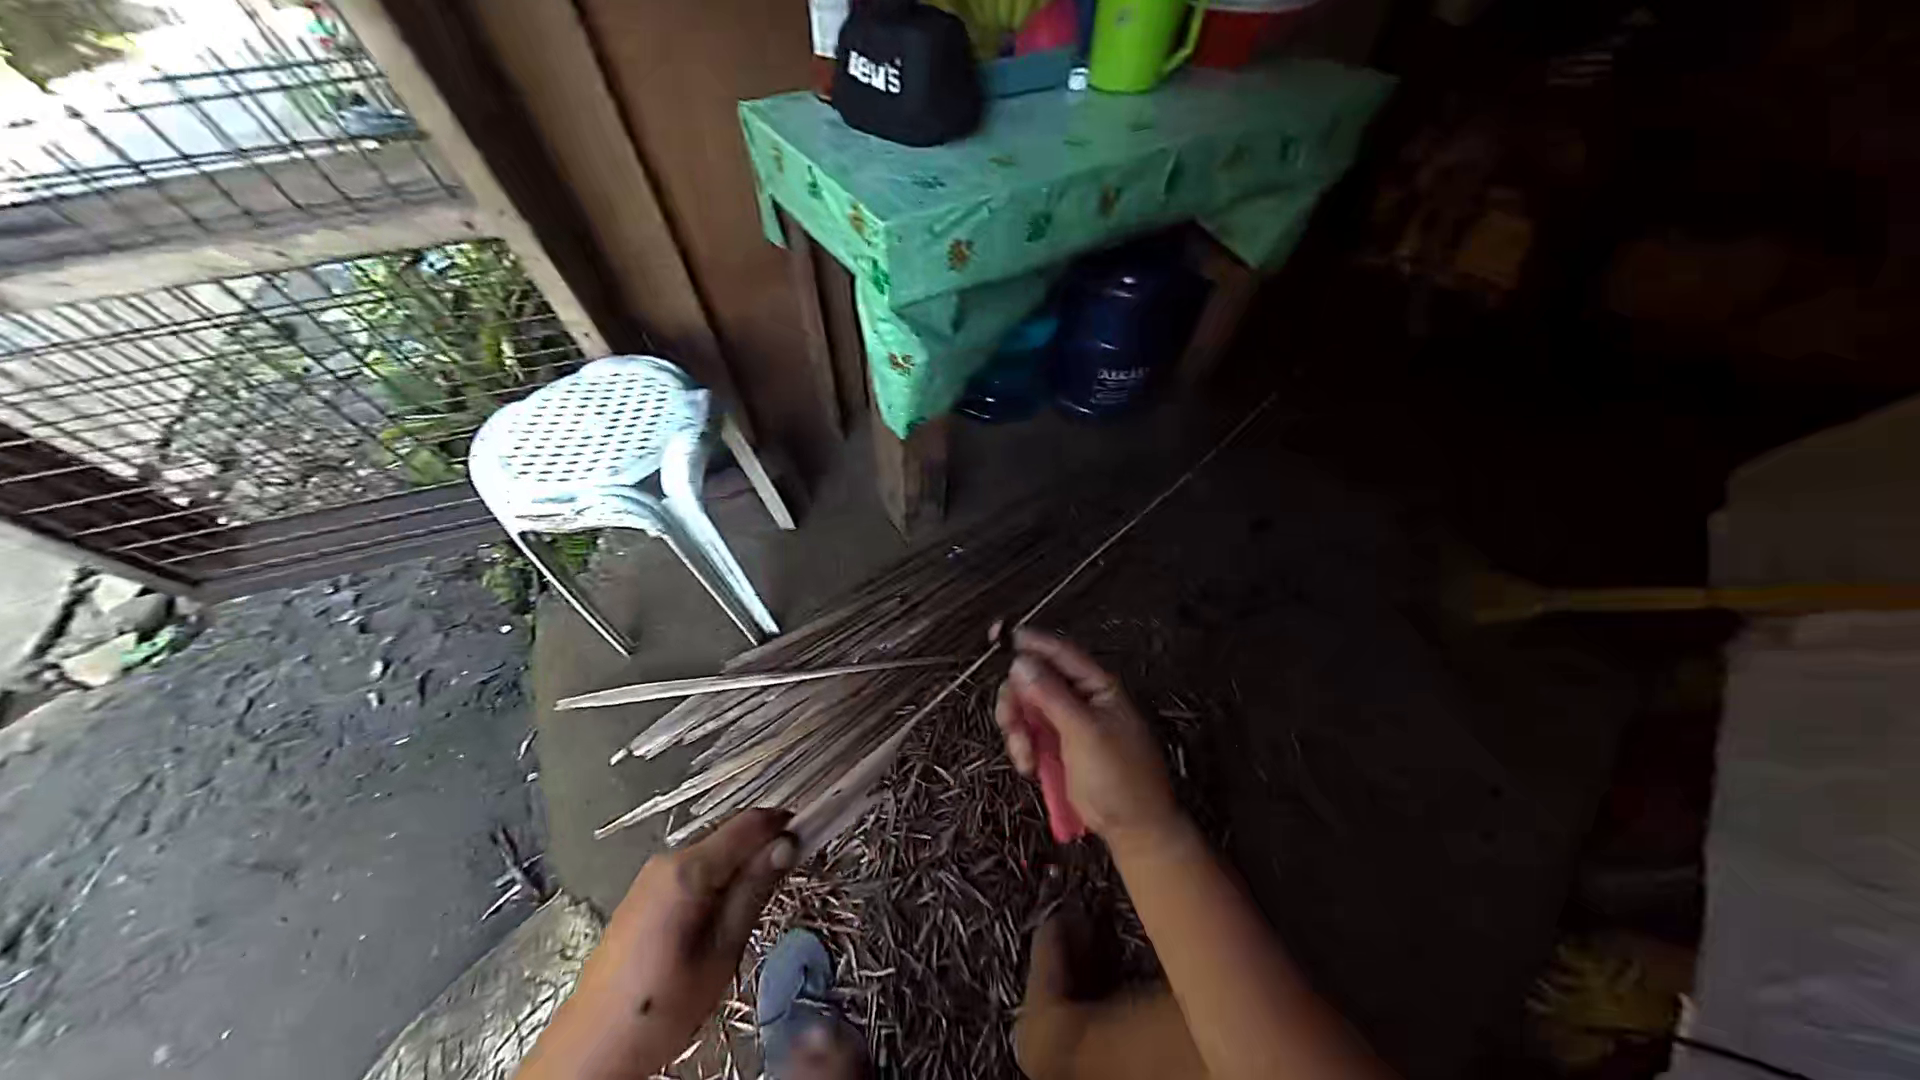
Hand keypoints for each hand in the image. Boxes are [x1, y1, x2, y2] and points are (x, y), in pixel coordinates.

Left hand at [521, 810, 796, 1079]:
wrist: (591, 1048)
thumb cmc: (662, 1006)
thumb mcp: (722, 951)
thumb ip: (754, 891)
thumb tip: (787, 844)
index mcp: (689, 870)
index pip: (749, 823)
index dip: (783, 824)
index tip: (810, 839)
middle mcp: (668, 859)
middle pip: (730, 831)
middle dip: (765, 842)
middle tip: (791, 871)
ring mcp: (652, 874)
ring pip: (714, 848)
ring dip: (744, 858)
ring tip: (763, 892)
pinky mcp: (646, 892)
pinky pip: (695, 866)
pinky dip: (721, 872)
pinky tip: (727, 905)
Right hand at [994, 629, 1182, 852]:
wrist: (1131, 827)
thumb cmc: (1122, 778)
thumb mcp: (1084, 731)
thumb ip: (1051, 695)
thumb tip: (1023, 663)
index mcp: (1096, 687)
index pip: (1059, 653)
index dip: (1032, 643)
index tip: (1003, 637)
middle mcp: (1079, 700)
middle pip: (1034, 681)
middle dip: (1018, 702)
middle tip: (1014, 723)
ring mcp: (1066, 724)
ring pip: (1025, 709)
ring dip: (1018, 730)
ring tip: (1026, 756)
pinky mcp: (1056, 747)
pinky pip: (1027, 734)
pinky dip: (1022, 748)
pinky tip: (1030, 765)